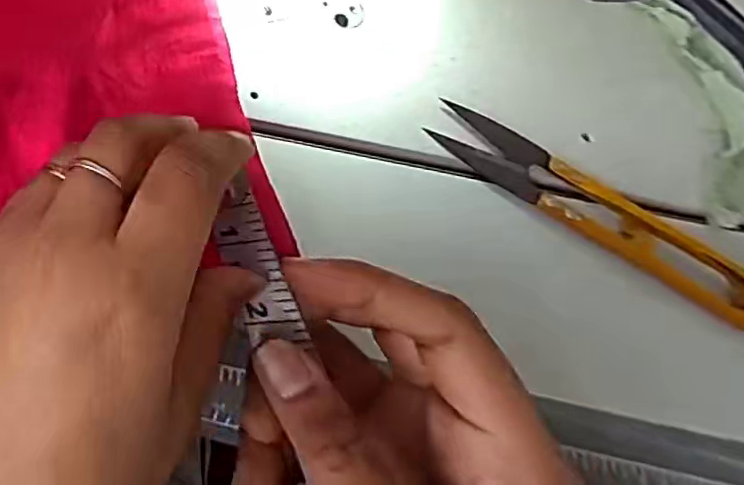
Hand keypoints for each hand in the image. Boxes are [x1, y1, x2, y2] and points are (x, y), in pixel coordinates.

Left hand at [0, 114, 263, 484]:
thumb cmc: (72, 463)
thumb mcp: (169, 409)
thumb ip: (207, 326)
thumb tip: (235, 278)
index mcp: (132, 286)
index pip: (184, 177)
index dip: (217, 150)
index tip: (232, 149)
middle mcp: (73, 242)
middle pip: (122, 140)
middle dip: (165, 128)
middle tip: (191, 139)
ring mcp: (24, 233)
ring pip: (79, 151)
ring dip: (119, 145)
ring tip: (144, 165)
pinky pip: (41, 181)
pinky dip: (75, 173)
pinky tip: (88, 201)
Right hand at [236, 259, 577, 484]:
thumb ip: (338, 445)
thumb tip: (278, 357)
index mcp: (498, 445)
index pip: (438, 326)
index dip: (363, 286)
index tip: (292, 279)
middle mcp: (450, 431)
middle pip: (366, 344)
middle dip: (296, 341)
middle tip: (244, 339)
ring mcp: (408, 447)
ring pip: (325, 382)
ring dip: (275, 399)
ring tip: (249, 442)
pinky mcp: (372, 464)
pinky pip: (314, 422)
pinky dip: (278, 436)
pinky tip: (256, 465)